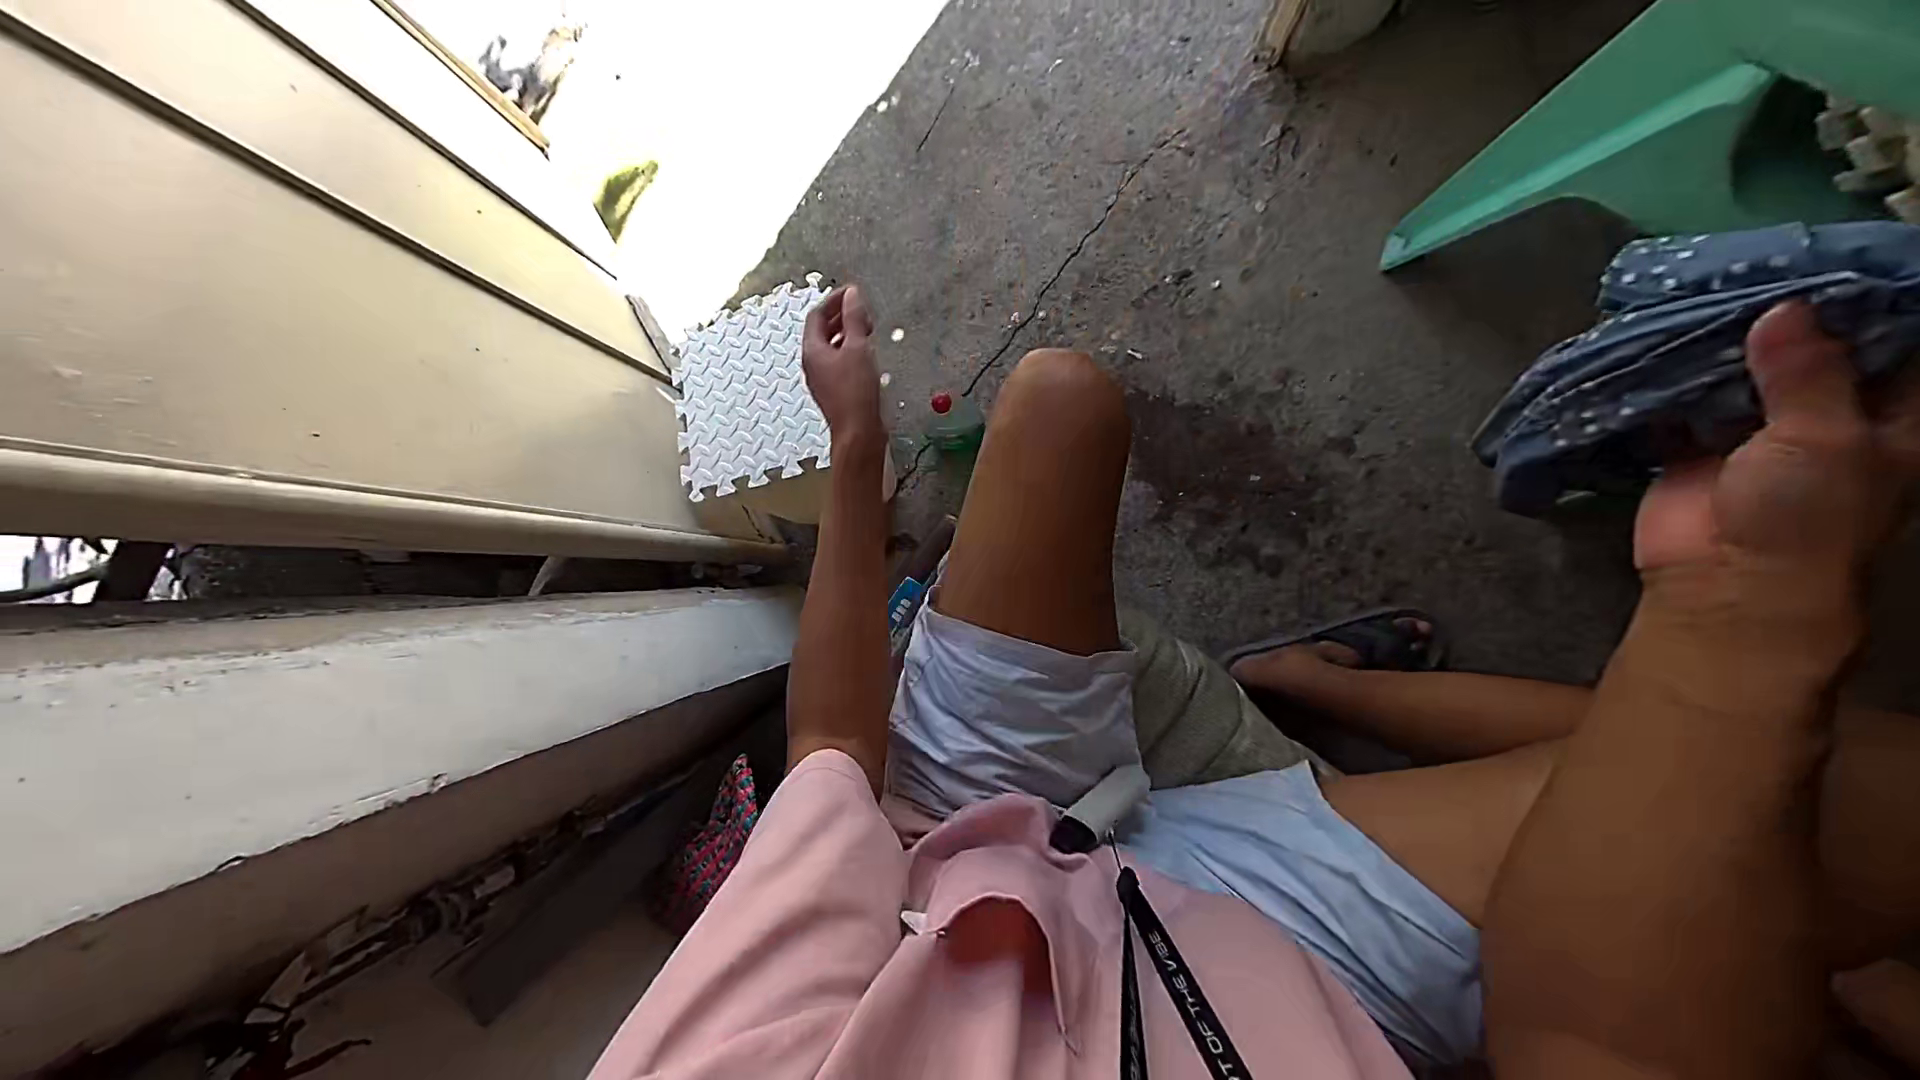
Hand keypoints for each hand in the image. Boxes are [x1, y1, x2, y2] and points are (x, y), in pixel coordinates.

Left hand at [802, 285, 882, 445]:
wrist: (858, 433)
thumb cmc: (855, 394)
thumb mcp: (858, 348)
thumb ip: (854, 319)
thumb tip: (852, 296)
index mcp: (812, 351)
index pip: (817, 315)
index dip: (834, 300)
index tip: (852, 293)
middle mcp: (813, 365)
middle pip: (823, 332)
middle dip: (841, 317)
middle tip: (860, 309)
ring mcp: (823, 380)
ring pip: (831, 348)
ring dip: (847, 335)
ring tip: (866, 330)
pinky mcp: (835, 392)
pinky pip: (839, 364)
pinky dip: (851, 352)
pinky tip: (867, 355)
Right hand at [1634, 302, 1919, 619]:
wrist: (1722, 576)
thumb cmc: (1803, 513)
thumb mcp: (1824, 437)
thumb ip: (1805, 374)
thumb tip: (1784, 309)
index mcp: (1886, 411)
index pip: (1889, 342)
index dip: (1865, 303)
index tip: (1828, 261)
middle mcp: (1820, 414)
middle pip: (1804, 354)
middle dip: (1775, 321)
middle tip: (1739, 274)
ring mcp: (1749, 433)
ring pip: (1735, 378)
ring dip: (1713, 351)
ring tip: (1687, 304)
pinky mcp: (1688, 449)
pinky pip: (1675, 409)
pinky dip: (1661, 387)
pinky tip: (1646, 354)